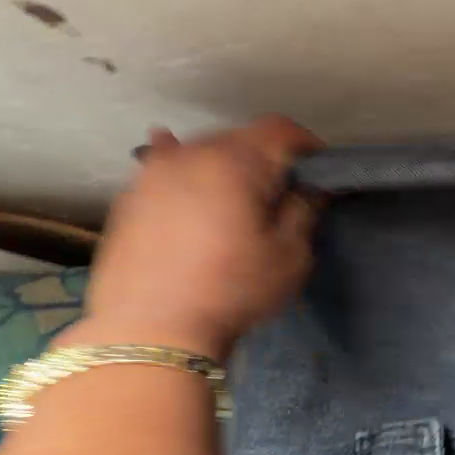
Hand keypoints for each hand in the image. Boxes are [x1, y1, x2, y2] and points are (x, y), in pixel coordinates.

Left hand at [74, 115, 322, 358]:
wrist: (154, 323)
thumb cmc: (237, 286)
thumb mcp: (292, 253)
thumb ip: (304, 210)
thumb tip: (311, 187)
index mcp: (235, 165)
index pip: (280, 130)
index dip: (309, 146)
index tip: (323, 175)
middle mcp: (189, 156)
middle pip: (239, 137)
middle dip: (270, 158)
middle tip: (289, 193)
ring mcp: (152, 173)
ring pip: (202, 151)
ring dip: (230, 166)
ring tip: (245, 196)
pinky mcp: (131, 196)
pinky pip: (167, 167)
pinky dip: (189, 171)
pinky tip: (192, 183)